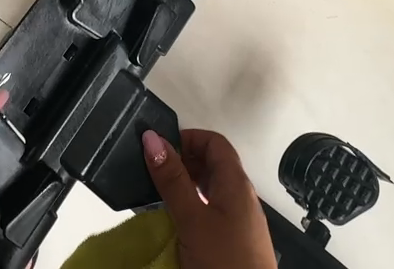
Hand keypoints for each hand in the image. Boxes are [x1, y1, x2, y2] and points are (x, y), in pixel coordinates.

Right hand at [143, 128, 278, 268]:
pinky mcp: (235, 245)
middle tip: (156, 171)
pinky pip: (212, 213)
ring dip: (187, 186)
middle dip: (184, 162)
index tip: (161, 147)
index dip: (188, 138)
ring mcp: (240, 222)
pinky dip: (193, 209)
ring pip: (212, 190)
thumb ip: (172, 179)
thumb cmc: (224, 262)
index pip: (214, 142)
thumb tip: (152, 138)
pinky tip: (176, 224)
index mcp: (236, 183)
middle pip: (213, 164)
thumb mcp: (192, 218)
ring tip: (161, 195)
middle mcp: (241, 198)